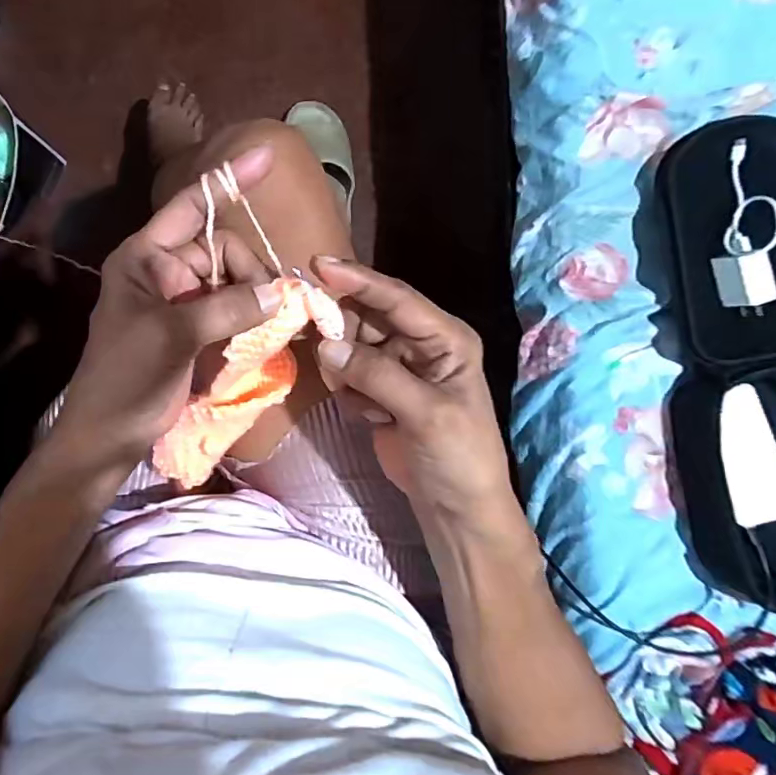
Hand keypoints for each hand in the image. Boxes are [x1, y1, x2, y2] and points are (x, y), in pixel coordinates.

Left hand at [51, 146, 284, 466]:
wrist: (108, 433)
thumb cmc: (125, 376)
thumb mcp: (173, 336)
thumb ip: (227, 308)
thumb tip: (280, 292)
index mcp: (144, 257)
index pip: (189, 206)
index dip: (226, 181)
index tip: (267, 156)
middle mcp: (162, 270)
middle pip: (222, 248)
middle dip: (248, 272)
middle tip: (266, 309)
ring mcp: (178, 299)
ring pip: (232, 279)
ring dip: (252, 298)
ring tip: (261, 329)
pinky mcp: (191, 326)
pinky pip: (230, 307)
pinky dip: (247, 317)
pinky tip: (257, 335)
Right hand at [309, 256, 514, 517]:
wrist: (456, 509)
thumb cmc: (458, 457)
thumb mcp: (425, 413)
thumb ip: (376, 375)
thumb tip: (326, 345)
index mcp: (445, 338)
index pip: (396, 298)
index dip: (358, 279)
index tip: (318, 265)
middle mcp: (419, 343)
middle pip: (365, 315)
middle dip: (340, 327)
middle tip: (317, 344)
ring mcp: (396, 366)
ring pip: (350, 343)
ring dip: (342, 366)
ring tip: (356, 398)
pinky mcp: (377, 389)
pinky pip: (345, 371)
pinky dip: (345, 388)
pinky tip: (367, 415)